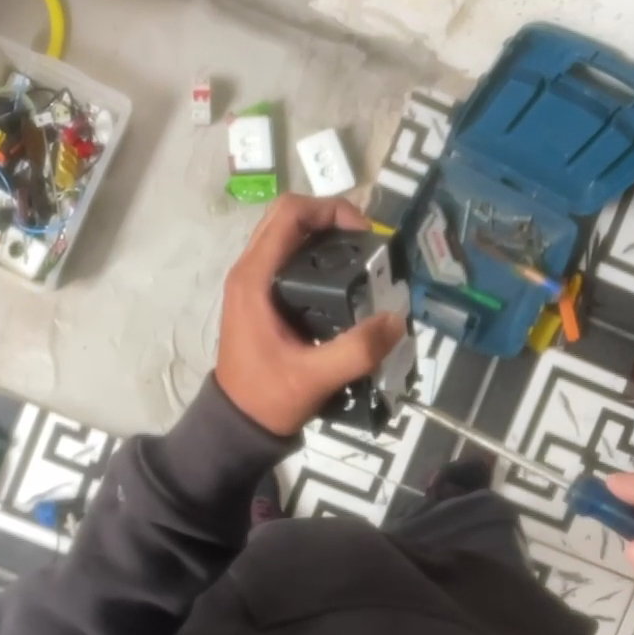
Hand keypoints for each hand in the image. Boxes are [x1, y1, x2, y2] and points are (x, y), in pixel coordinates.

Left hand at [215, 194, 407, 435]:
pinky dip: (316, 259)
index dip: (330, 209)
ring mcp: (252, 285)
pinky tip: (344, 284)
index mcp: (253, 279)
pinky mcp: (260, 300)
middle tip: (367, 245)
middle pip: (288, 218)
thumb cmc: (268, 398)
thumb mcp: (315, 377)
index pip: (289, 214)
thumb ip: (357, 350)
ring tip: (361, 261)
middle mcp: (248, 273)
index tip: (364, 233)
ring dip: (324, 238)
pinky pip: (288, 261)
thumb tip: (395, 320)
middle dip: (330, 219)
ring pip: (287, 238)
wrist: (238, 424)